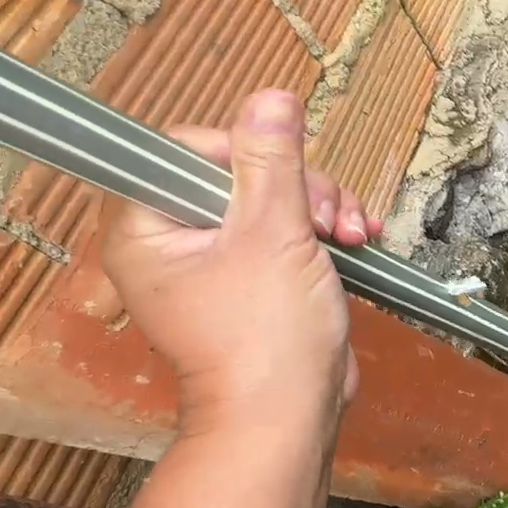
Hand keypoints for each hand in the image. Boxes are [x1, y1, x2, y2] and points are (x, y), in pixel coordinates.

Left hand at [99, 90, 381, 433]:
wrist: (290, 409)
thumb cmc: (265, 333)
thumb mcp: (273, 236)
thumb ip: (273, 164)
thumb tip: (273, 98)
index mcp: (148, 226)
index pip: (184, 150)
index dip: (244, 151)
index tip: (286, 176)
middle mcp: (179, 237)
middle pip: (242, 172)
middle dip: (301, 187)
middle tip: (325, 219)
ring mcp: (224, 257)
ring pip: (278, 198)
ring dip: (325, 208)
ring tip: (350, 235)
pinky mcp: (264, 273)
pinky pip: (295, 228)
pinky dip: (329, 229)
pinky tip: (358, 239)